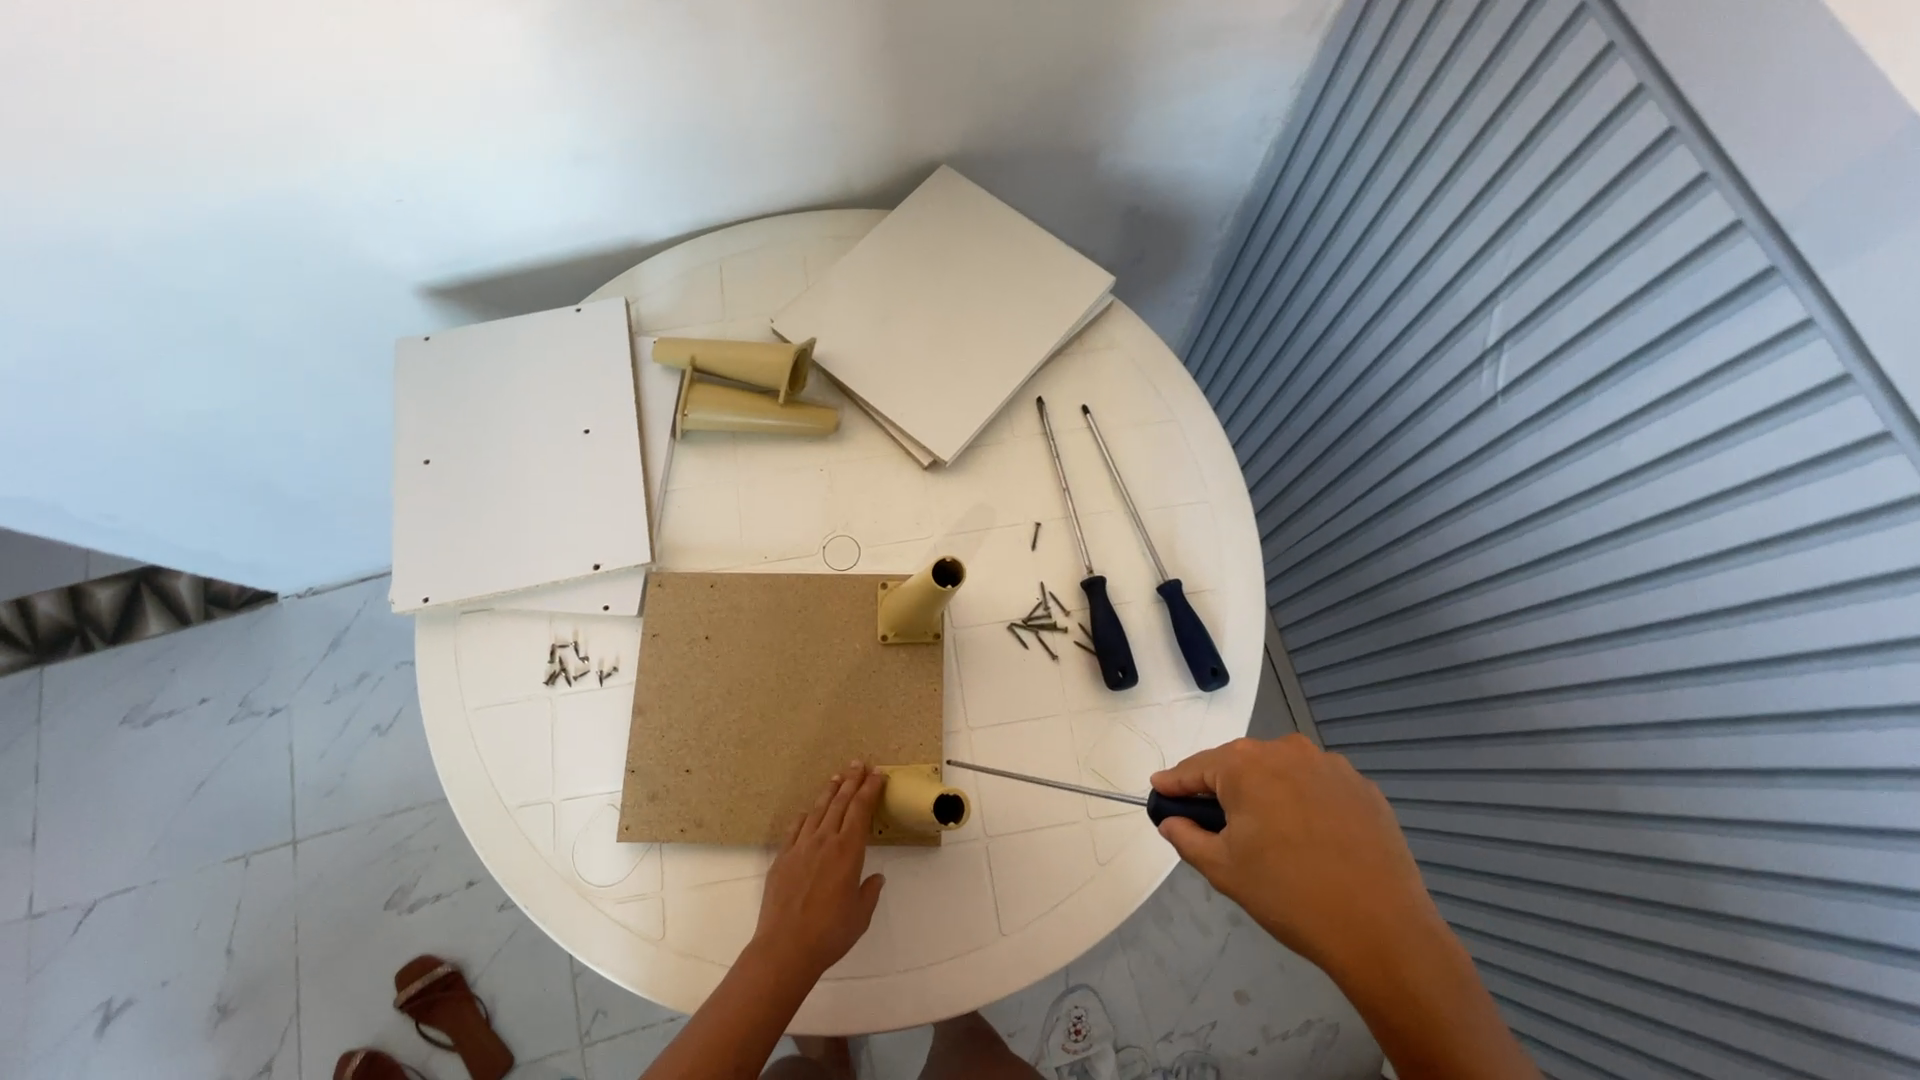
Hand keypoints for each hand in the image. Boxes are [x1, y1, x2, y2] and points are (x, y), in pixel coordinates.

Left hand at [750, 762, 886, 982]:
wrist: (785, 947)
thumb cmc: (830, 933)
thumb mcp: (861, 915)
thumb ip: (869, 891)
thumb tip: (875, 877)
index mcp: (848, 852)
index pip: (861, 811)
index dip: (870, 790)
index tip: (877, 774)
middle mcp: (824, 842)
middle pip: (840, 803)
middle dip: (852, 781)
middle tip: (859, 764)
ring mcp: (800, 848)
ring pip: (817, 811)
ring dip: (829, 792)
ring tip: (837, 778)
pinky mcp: (782, 859)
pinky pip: (795, 829)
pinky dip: (805, 816)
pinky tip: (808, 811)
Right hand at [1151, 736, 1445, 976]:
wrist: (1381, 927)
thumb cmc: (1289, 894)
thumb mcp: (1222, 869)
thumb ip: (1186, 837)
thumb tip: (1173, 821)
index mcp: (1246, 765)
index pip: (1196, 768)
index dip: (1175, 783)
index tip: (1160, 791)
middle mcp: (1287, 751)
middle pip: (1240, 764)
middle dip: (1222, 788)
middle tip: (1212, 823)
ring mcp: (1331, 767)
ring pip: (1282, 772)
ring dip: (1266, 792)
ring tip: (1266, 834)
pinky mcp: (1363, 789)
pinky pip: (1318, 787)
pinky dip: (1303, 803)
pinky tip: (1308, 838)